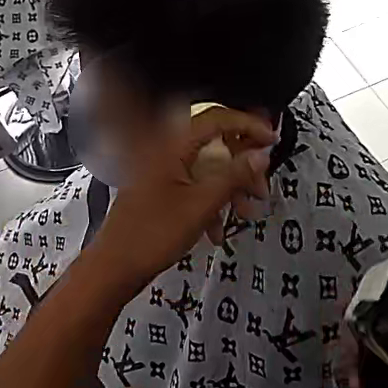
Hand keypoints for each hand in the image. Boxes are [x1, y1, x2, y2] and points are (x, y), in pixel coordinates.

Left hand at [82, 107, 276, 292]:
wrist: (115, 268)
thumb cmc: (150, 236)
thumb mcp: (203, 204)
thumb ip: (235, 175)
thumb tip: (260, 154)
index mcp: (171, 145)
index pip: (218, 119)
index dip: (249, 125)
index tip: (272, 140)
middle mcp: (164, 150)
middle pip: (216, 143)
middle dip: (243, 165)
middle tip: (261, 186)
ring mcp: (162, 170)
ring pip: (208, 167)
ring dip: (231, 187)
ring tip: (246, 211)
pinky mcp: (161, 188)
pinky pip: (195, 184)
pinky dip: (212, 200)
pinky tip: (218, 227)